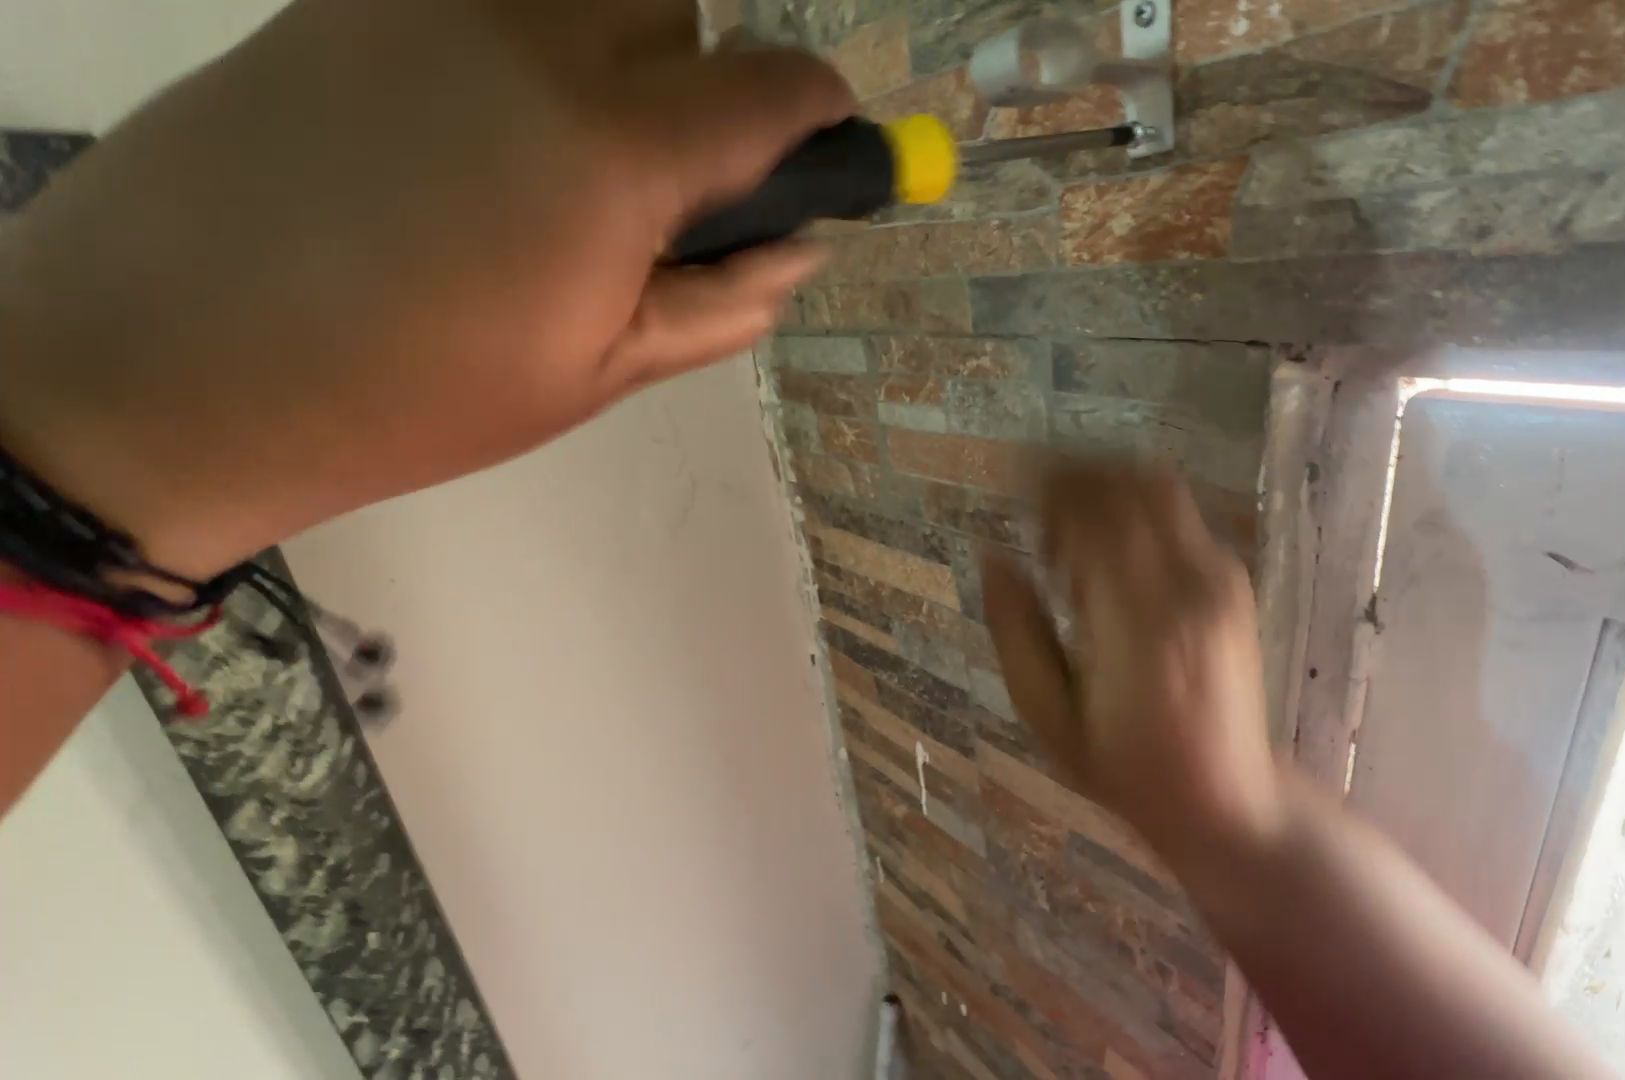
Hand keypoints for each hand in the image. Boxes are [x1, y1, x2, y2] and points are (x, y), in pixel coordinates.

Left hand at [0, 0, 853, 579]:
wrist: (171, 363)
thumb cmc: (419, 399)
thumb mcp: (602, 373)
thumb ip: (722, 303)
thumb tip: (800, 249)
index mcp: (612, 156)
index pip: (774, 88)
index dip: (825, 116)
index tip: (834, 152)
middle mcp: (536, 38)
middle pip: (686, 14)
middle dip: (712, 89)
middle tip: (676, 186)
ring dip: (630, 55)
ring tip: (581, 156)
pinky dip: (539, 43)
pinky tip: (488, 129)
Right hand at [981, 463, 1284, 862]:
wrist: (1226, 801)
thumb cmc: (1125, 769)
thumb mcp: (1048, 717)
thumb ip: (1016, 633)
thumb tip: (993, 557)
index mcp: (1136, 622)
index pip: (1093, 515)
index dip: (1049, 489)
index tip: (1012, 486)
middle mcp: (1187, 586)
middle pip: (1131, 484)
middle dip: (1078, 477)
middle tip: (1039, 509)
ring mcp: (1220, 581)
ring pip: (1162, 489)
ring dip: (1110, 488)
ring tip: (1074, 532)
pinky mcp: (1235, 585)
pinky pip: (1182, 516)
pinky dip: (1138, 511)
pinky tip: (1112, 553)